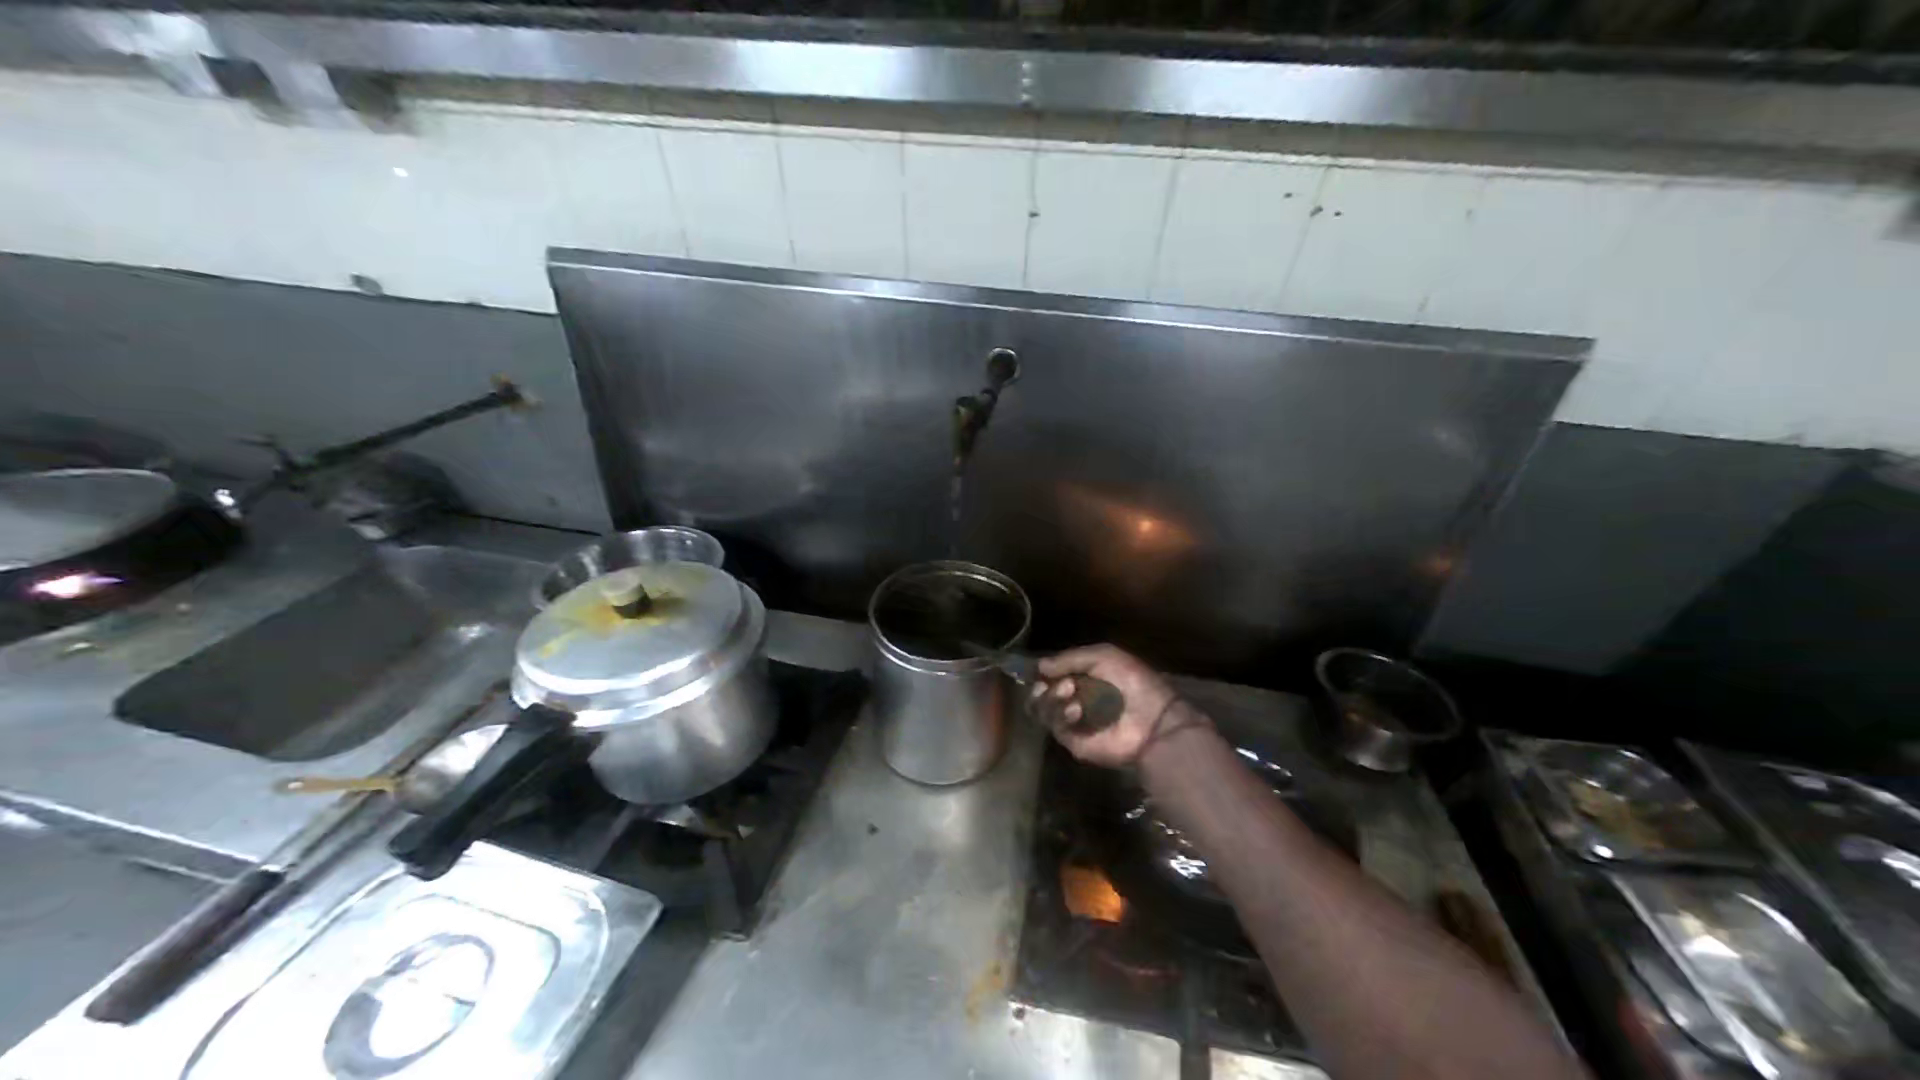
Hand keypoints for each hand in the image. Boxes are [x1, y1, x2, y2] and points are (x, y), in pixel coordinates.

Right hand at [1033, 644, 1202, 767]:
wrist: (1154, 719)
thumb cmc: (1133, 682)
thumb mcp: (1105, 656)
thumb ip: (1070, 658)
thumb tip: (1040, 666)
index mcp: (1082, 678)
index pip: (1049, 676)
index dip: (1042, 672)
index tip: (1041, 670)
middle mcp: (1073, 699)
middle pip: (1040, 695)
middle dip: (1046, 687)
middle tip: (1064, 684)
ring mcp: (1072, 723)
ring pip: (1042, 710)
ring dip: (1052, 698)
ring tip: (1070, 692)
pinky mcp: (1073, 742)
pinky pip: (1054, 727)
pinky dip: (1062, 715)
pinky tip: (1077, 710)